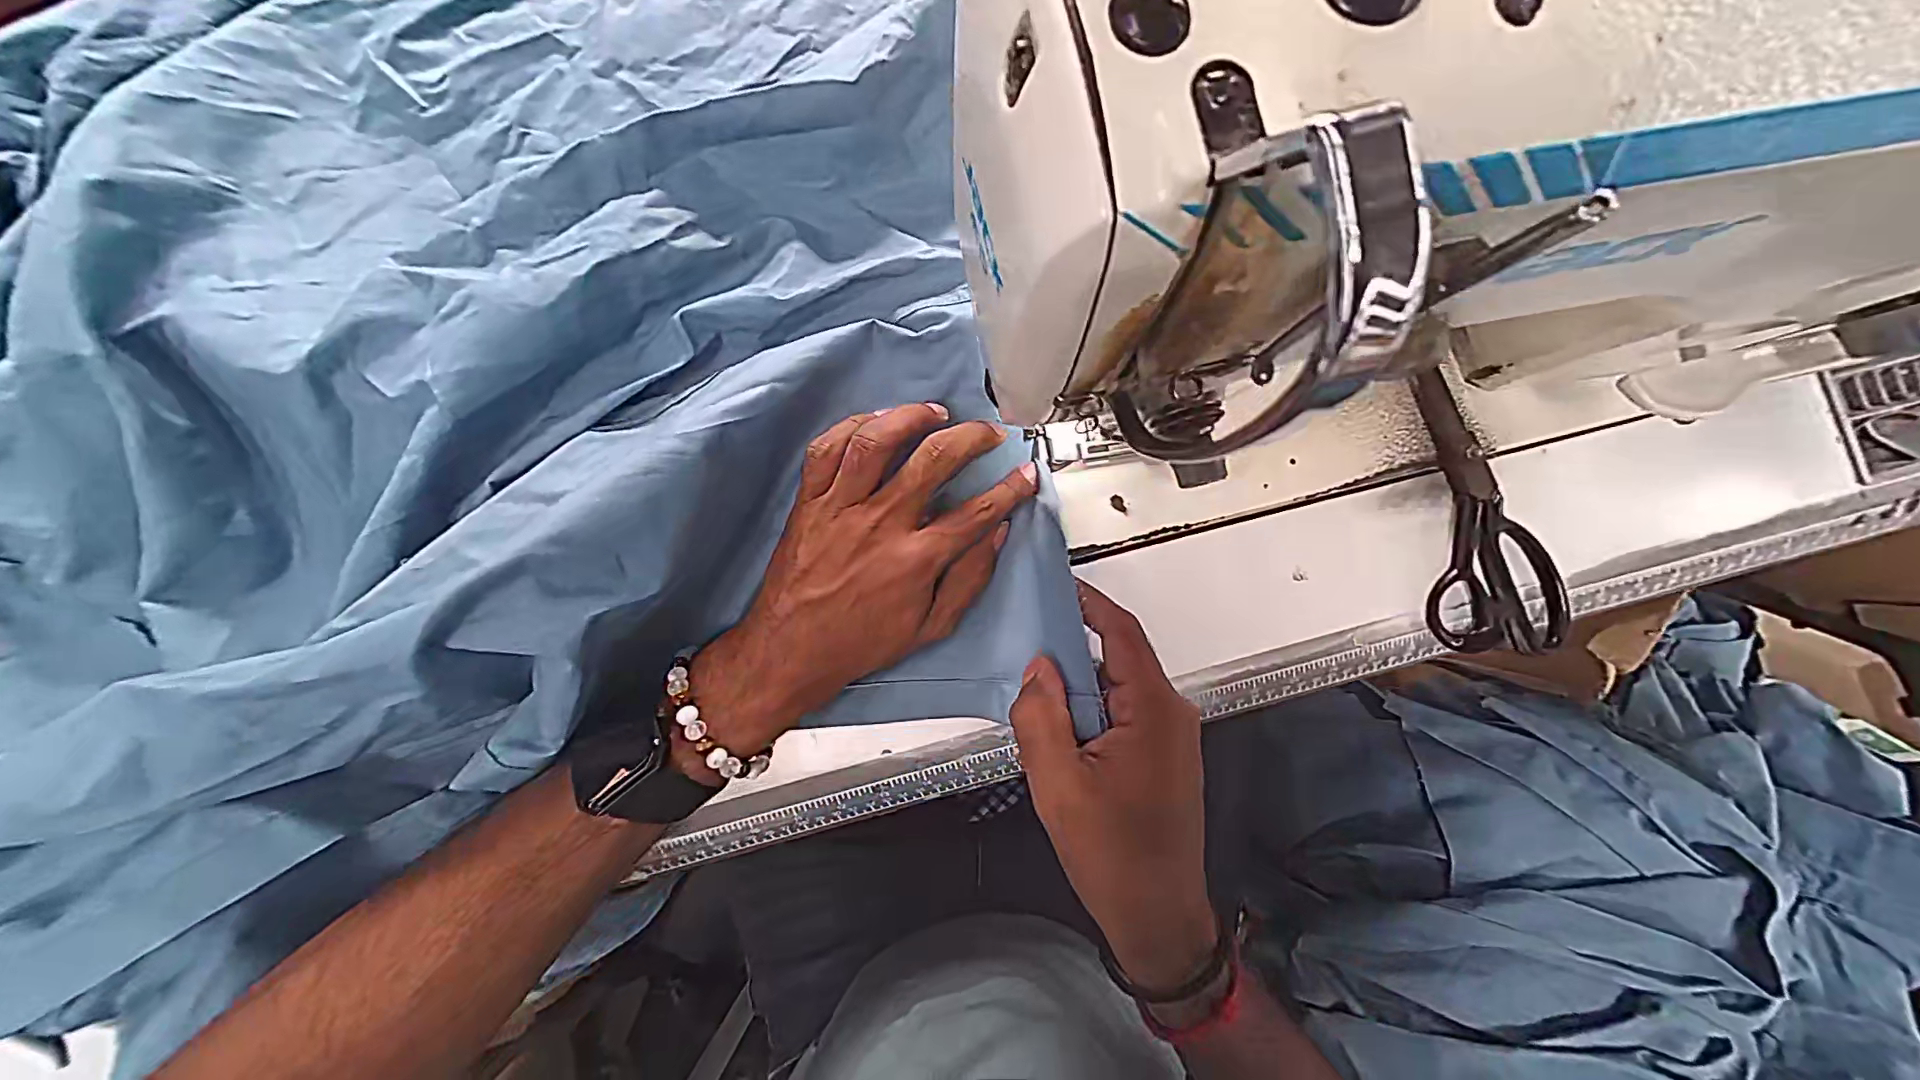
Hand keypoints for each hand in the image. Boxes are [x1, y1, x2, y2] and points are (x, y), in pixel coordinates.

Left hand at [681, 404, 1038, 778]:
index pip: (976, 512)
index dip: (1009, 489)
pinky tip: (876, 421)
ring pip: (876, 442)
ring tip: (935, 413)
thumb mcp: (930, 627)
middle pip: (933, 460)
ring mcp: (840, 509)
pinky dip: (851, 426)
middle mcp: (879, 525)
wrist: (792, 649)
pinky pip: (826, 450)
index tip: (1023, 474)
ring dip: (911, 417)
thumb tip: (996, 536)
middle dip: (972, 437)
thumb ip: (969, 579)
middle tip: (988, 433)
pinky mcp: (810, 503)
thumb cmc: (859, 641)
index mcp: (914, 559)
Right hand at [1010, 581, 1215, 992]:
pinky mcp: (1162, 753)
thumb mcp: (1059, 784)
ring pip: (1117, 685)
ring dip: (1078, 684)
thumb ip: (1041, 717)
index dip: (1089, 603)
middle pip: (1118, 656)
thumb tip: (1037, 669)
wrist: (1157, 916)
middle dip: (1072, 647)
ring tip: (1037, 693)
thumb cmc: (1115, 857)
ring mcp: (1170, 734)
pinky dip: (1090, 708)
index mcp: (1153, 710)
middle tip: (1028, 643)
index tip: (1059, 585)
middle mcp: (1170, 713)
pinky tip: (1061, 727)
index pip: (1121, 632)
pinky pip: (1122, 710)